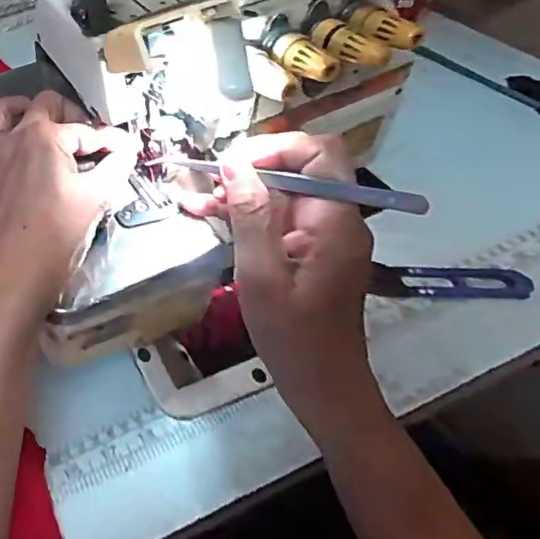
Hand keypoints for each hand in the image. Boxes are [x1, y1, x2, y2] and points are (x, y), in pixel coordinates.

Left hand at [0, 92, 134, 315]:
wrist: (23, 268)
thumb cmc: (62, 229)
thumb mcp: (98, 194)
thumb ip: (117, 163)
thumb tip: (127, 145)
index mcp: (47, 136)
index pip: (85, 129)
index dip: (106, 141)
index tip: (119, 153)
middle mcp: (17, 136)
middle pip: (44, 104)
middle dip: (69, 112)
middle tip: (84, 137)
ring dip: (16, 109)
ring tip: (35, 120)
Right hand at [181, 132, 380, 436]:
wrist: (326, 391)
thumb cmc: (295, 340)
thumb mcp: (261, 277)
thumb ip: (250, 216)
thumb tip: (234, 164)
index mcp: (335, 221)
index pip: (319, 153)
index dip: (277, 147)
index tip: (236, 163)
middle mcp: (337, 219)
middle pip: (300, 168)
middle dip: (253, 169)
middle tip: (213, 184)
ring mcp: (326, 235)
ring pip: (286, 191)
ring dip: (246, 191)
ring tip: (202, 201)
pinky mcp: (313, 249)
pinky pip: (283, 216)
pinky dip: (252, 214)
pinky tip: (215, 217)